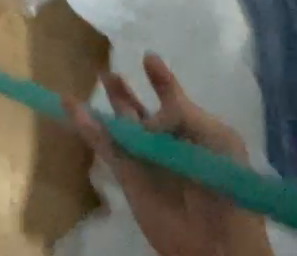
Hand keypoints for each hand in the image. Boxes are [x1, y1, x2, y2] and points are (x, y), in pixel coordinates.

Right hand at [72, 54, 272, 255]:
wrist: (217, 243)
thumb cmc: (225, 186)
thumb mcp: (217, 140)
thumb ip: (181, 114)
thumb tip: (146, 120)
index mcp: (197, 134)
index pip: (175, 100)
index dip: (162, 80)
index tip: (148, 58)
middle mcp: (169, 144)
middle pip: (142, 111)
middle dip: (125, 91)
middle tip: (106, 71)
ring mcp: (146, 160)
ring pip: (120, 125)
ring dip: (108, 103)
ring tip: (93, 79)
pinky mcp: (127, 176)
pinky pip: (104, 145)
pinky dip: (87, 126)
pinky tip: (71, 105)